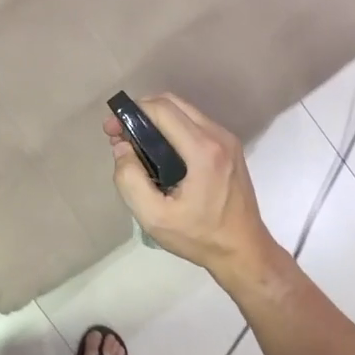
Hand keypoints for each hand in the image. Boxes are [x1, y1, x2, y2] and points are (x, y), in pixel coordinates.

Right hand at [106, 93, 282, 283]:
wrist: (243, 250)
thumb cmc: (199, 237)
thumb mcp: (154, 217)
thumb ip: (131, 181)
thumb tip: (121, 148)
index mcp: (202, 150)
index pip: (162, 110)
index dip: (131, 113)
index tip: (110, 129)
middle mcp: (218, 136)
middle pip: (173, 103)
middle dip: (141, 112)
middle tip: (118, 135)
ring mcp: (228, 141)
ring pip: (185, 113)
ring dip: (156, 120)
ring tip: (134, 145)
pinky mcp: (230, 149)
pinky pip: (196, 126)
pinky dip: (172, 129)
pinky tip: (158, 153)